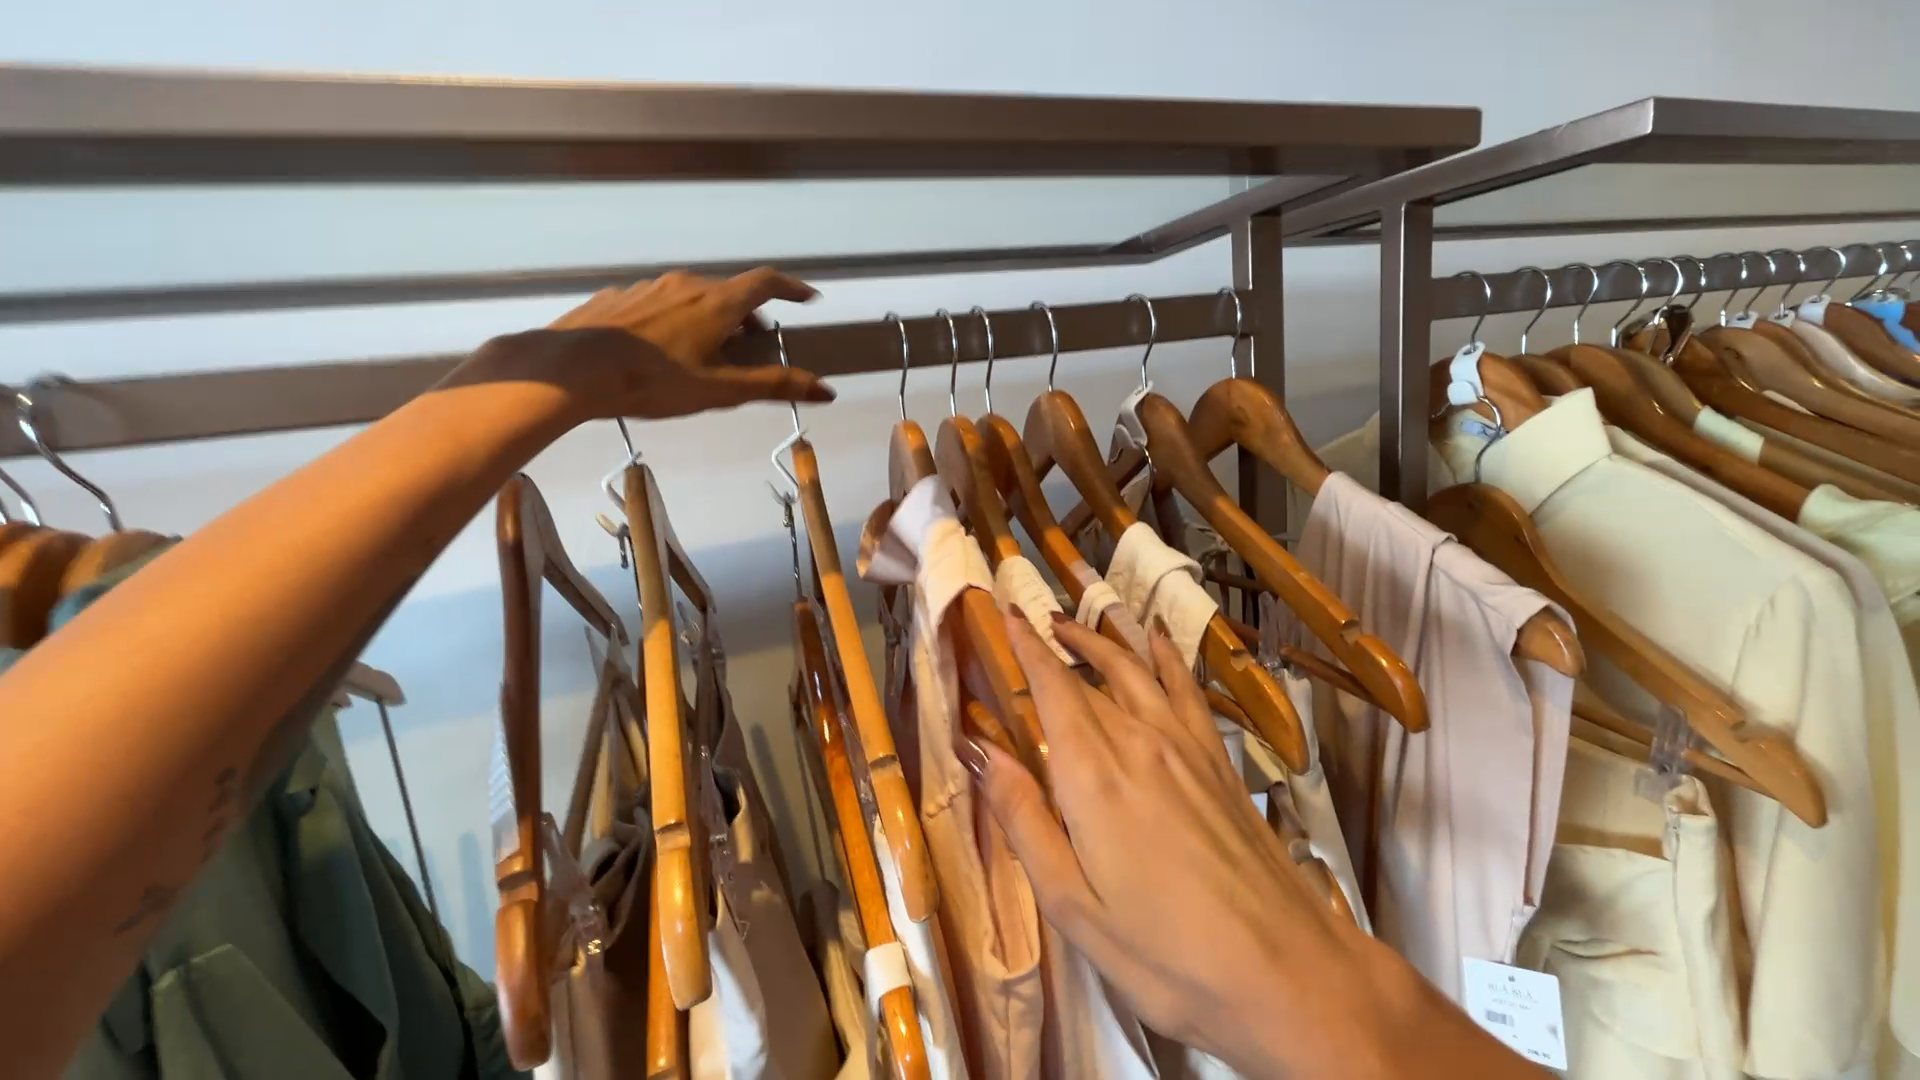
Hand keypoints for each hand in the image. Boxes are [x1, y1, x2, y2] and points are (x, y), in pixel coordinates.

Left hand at [466, 268, 833, 421]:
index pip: (766, 282)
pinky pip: (659, 303)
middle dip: (749, 315)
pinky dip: (675, 319)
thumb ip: (773, 387)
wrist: (570, 368)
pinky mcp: (617, 299)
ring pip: (692, 296)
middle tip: (754, 343)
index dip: (791, 288)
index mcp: (716, 303)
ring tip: (707, 351)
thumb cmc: (652, 381)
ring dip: (711, 317)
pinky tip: (661, 349)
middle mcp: (685, 284)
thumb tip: (827, 389)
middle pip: (729, 292)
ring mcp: (647, 288)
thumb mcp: (720, 391)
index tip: (807, 297)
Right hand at [972, 613, 1535, 1078]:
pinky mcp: (1220, 760)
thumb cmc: (1166, 951)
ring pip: (1136, 671)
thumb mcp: (1073, 905)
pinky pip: (1186, 688)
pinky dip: (1166, 656)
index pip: (1052, 688)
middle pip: (1090, 675)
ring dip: (1102, 640)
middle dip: (1056, 641)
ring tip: (1077, 622)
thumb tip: (982, 753)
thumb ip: (1024, 821)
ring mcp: (1186, 746)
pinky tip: (1158, 641)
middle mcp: (1139, 741)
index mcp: (1093, 775)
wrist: (1288, 970)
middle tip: (1031, 617)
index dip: (1027, 646)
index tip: (1007, 612)